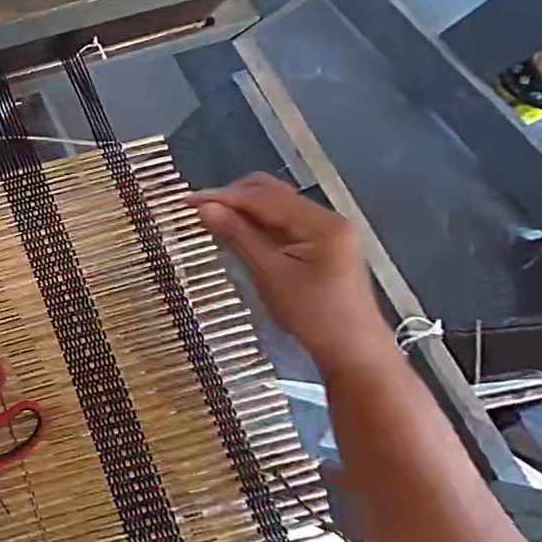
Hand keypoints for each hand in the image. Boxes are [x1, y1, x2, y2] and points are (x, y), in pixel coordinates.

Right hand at [187, 174, 392, 370]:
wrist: (352, 349)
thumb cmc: (314, 315)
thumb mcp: (270, 275)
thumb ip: (238, 236)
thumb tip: (206, 209)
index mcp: (321, 223)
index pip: (263, 197)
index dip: (223, 196)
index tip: (188, 202)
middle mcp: (325, 218)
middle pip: (271, 192)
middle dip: (233, 197)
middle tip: (198, 211)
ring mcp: (323, 229)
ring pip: (274, 204)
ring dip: (242, 209)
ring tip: (212, 220)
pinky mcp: (318, 242)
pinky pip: (280, 221)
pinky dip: (255, 223)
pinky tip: (236, 232)